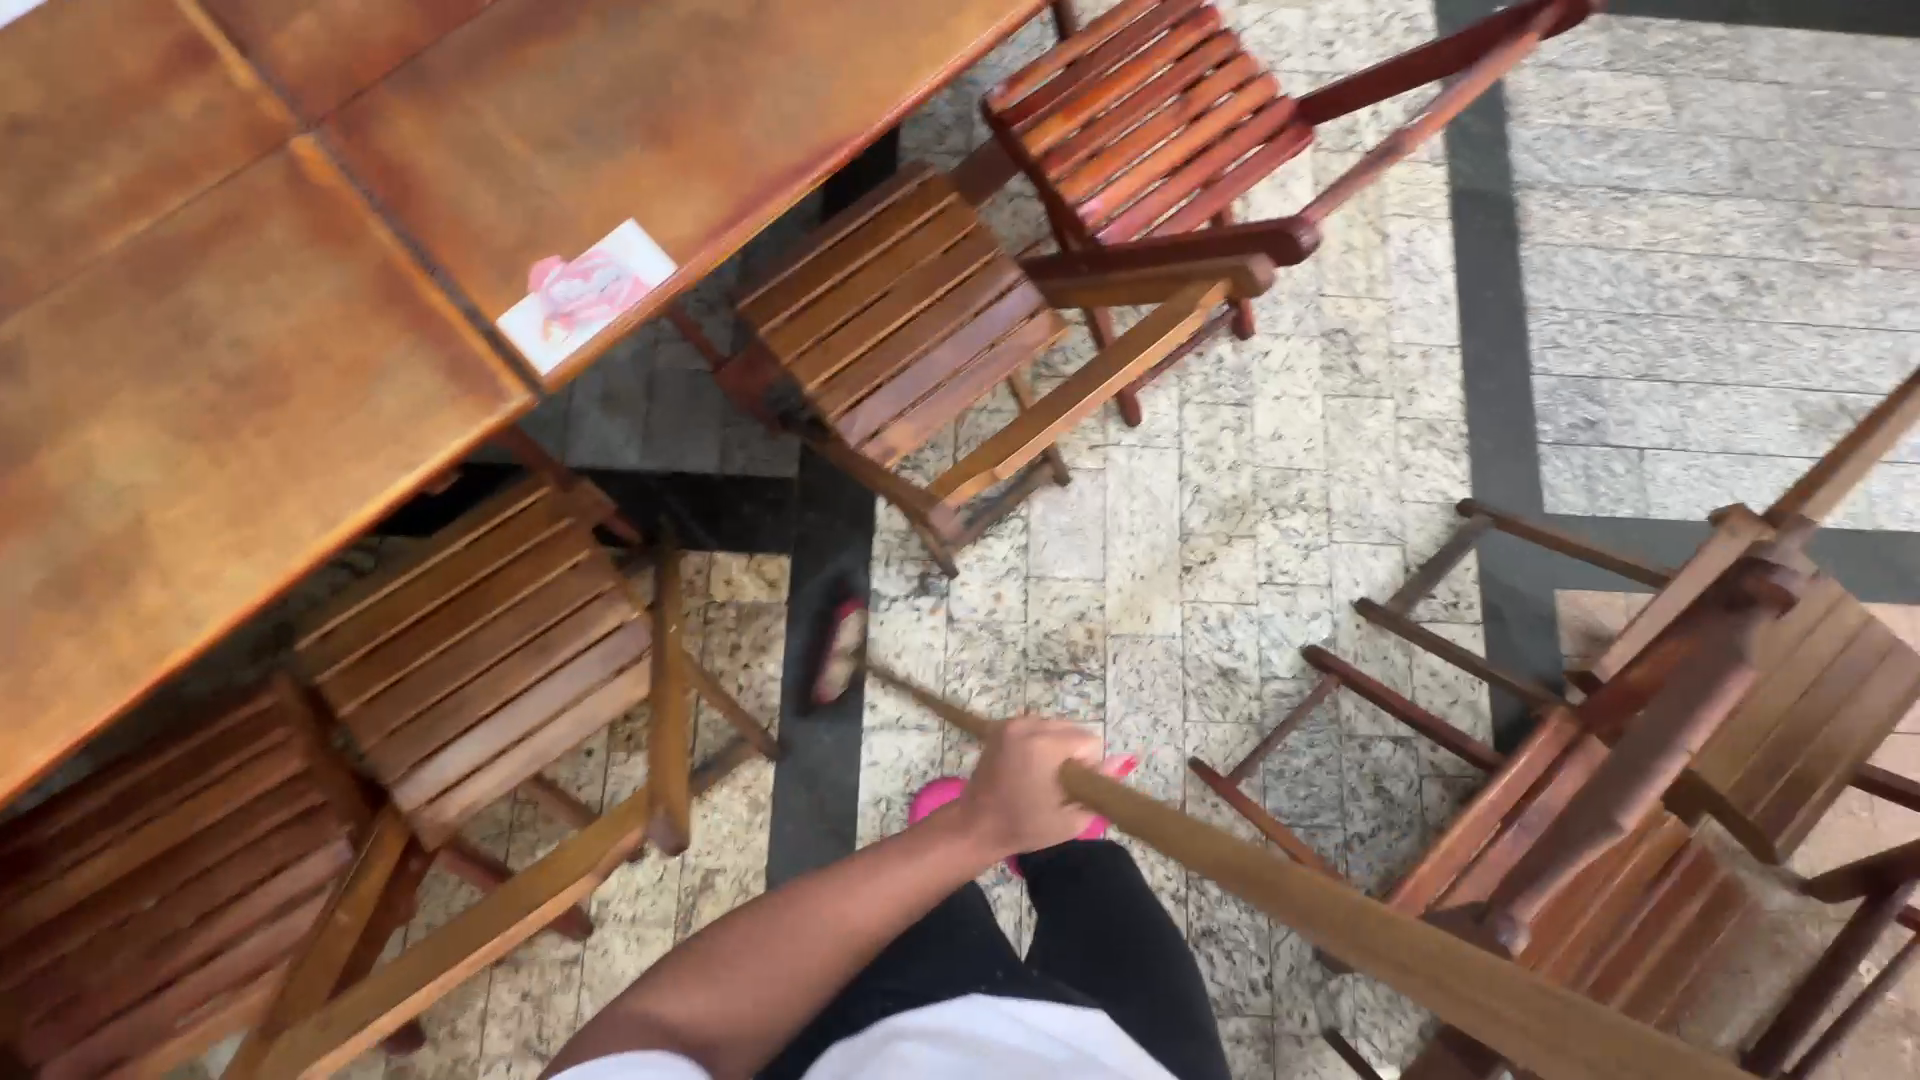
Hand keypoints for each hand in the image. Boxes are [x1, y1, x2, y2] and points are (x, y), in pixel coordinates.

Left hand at [953, 713, 1126, 857]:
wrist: (977, 825)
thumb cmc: (1025, 827)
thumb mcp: (1070, 818)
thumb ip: (1100, 787)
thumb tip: (1124, 760)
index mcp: (1043, 745)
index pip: (1089, 740)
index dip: (1090, 766)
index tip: (1075, 788)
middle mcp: (1027, 726)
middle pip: (1073, 729)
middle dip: (1075, 754)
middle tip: (1060, 784)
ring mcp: (1011, 723)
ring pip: (1056, 725)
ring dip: (1059, 746)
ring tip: (1044, 776)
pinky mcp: (1001, 727)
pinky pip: (1036, 726)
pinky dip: (1041, 741)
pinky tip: (1031, 766)